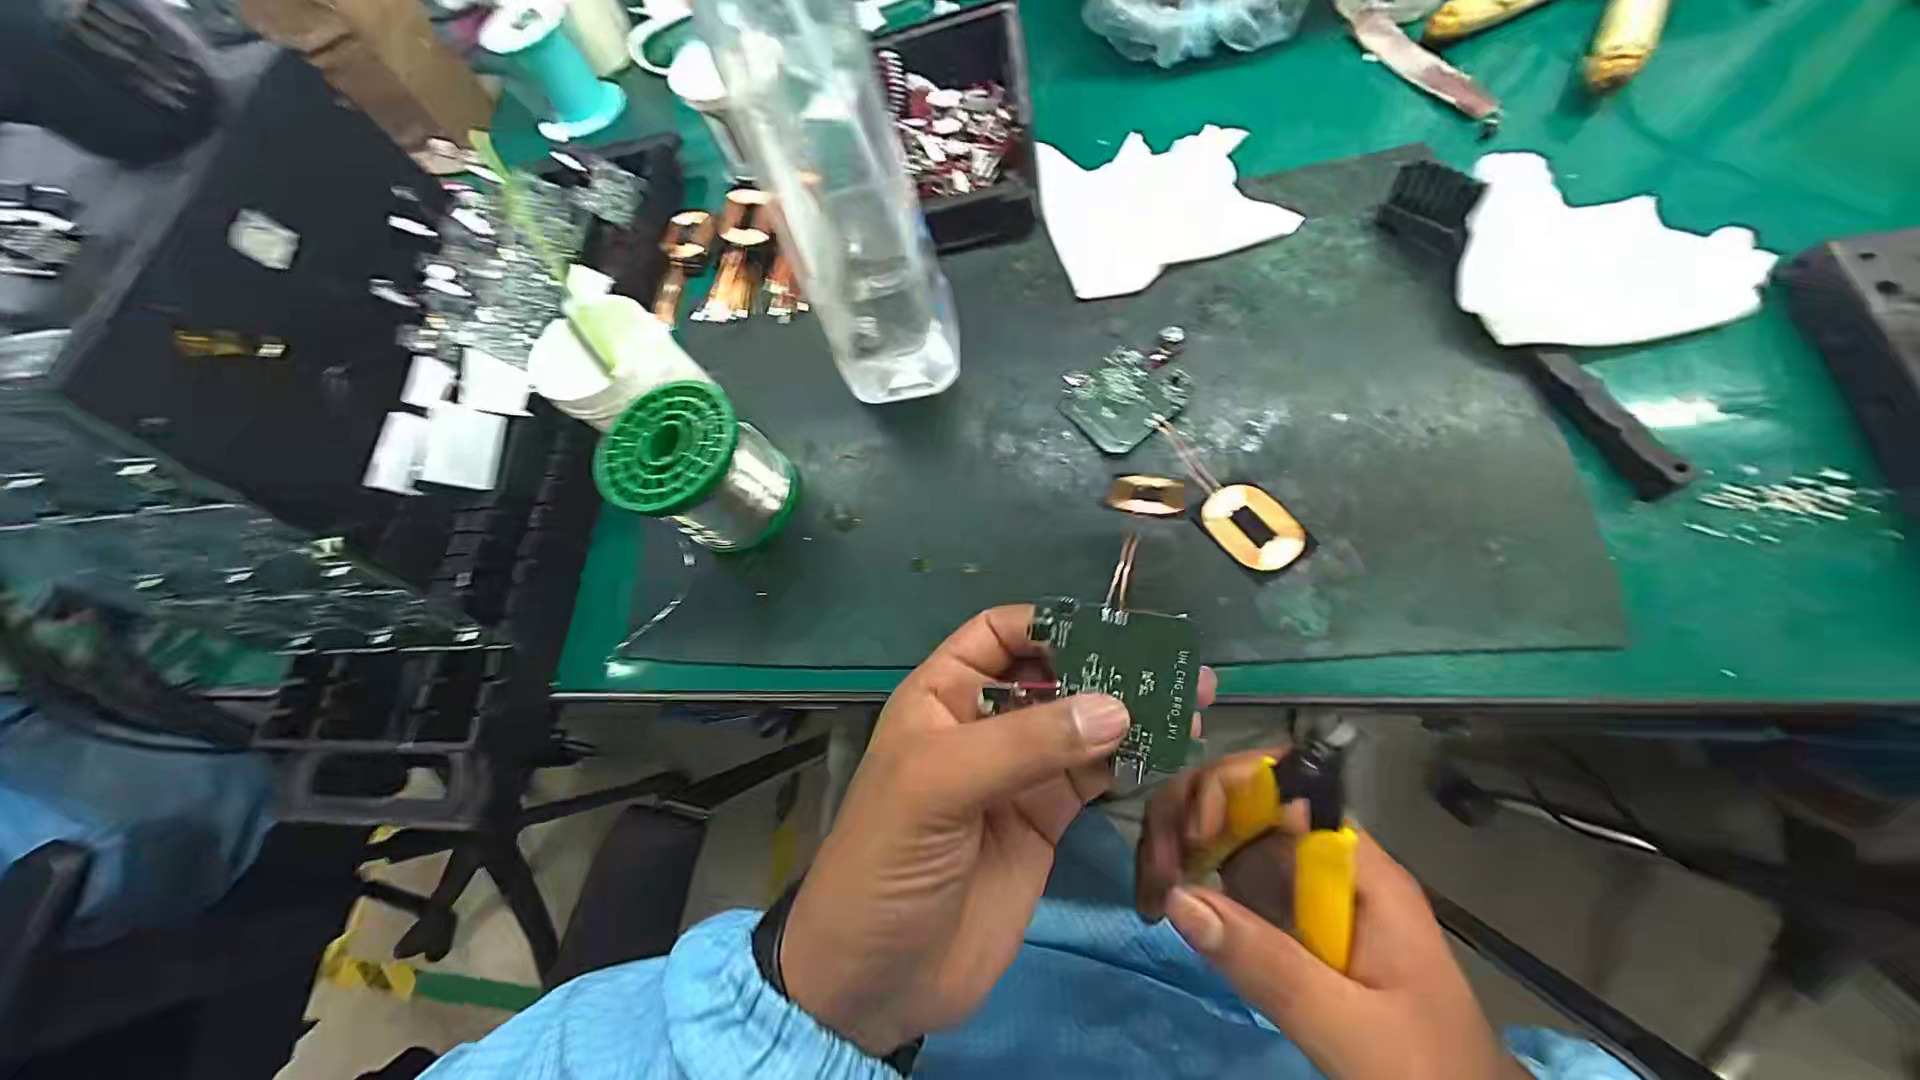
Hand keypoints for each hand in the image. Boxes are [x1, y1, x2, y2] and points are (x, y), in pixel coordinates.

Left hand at [780, 605, 1215, 1054]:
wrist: (878, 977)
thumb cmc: (887, 859)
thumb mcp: (938, 785)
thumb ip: (1024, 745)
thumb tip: (1115, 708)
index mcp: (943, 695)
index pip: (998, 634)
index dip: (1048, 624)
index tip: (1110, 631)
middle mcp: (984, 723)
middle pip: (1052, 675)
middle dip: (1107, 665)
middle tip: (1174, 663)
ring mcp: (1019, 772)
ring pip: (1082, 724)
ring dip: (1133, 710)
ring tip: (1193, 698)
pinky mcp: (1047, 818)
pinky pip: (1096, 775)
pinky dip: (1133, 759)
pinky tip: (1172, 746)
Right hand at [1137, 748, 1527, 1079]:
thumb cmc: (1427, 1072)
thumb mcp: (1355, 1032)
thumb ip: (1272, 969)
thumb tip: (1178, 898)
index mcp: (1350, 862)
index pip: (1280, 780)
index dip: (1226, 789)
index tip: (1191, 841)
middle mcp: (1315, 852)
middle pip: (1236, 793)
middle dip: (1184, 816)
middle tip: (1155, 878)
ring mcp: (1291, 877)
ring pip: (1216, 823)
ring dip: (1172, 842)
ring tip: (1150, 896)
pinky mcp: (1273, 906)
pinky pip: (1215, 865)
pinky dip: (1178, 872)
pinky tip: (1160, 902)